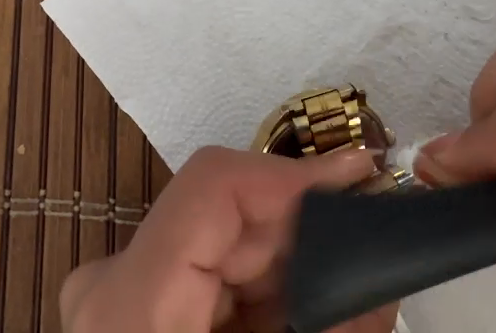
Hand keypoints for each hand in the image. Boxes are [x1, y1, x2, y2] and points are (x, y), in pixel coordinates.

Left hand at [60, 145, 399, 332]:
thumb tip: (382, 282)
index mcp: (130, 300)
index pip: (215, 187)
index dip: (293, 177)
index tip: (364, 182)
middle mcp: (113, 281)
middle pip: (224, 219)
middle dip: (307, 235)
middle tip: (377, 254)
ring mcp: (118, 296)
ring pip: (224, 249)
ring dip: (292, 272)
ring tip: (345, 306)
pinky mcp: (134, 313)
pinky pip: (212, 282)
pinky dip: (265, 298)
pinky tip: (306, 320)